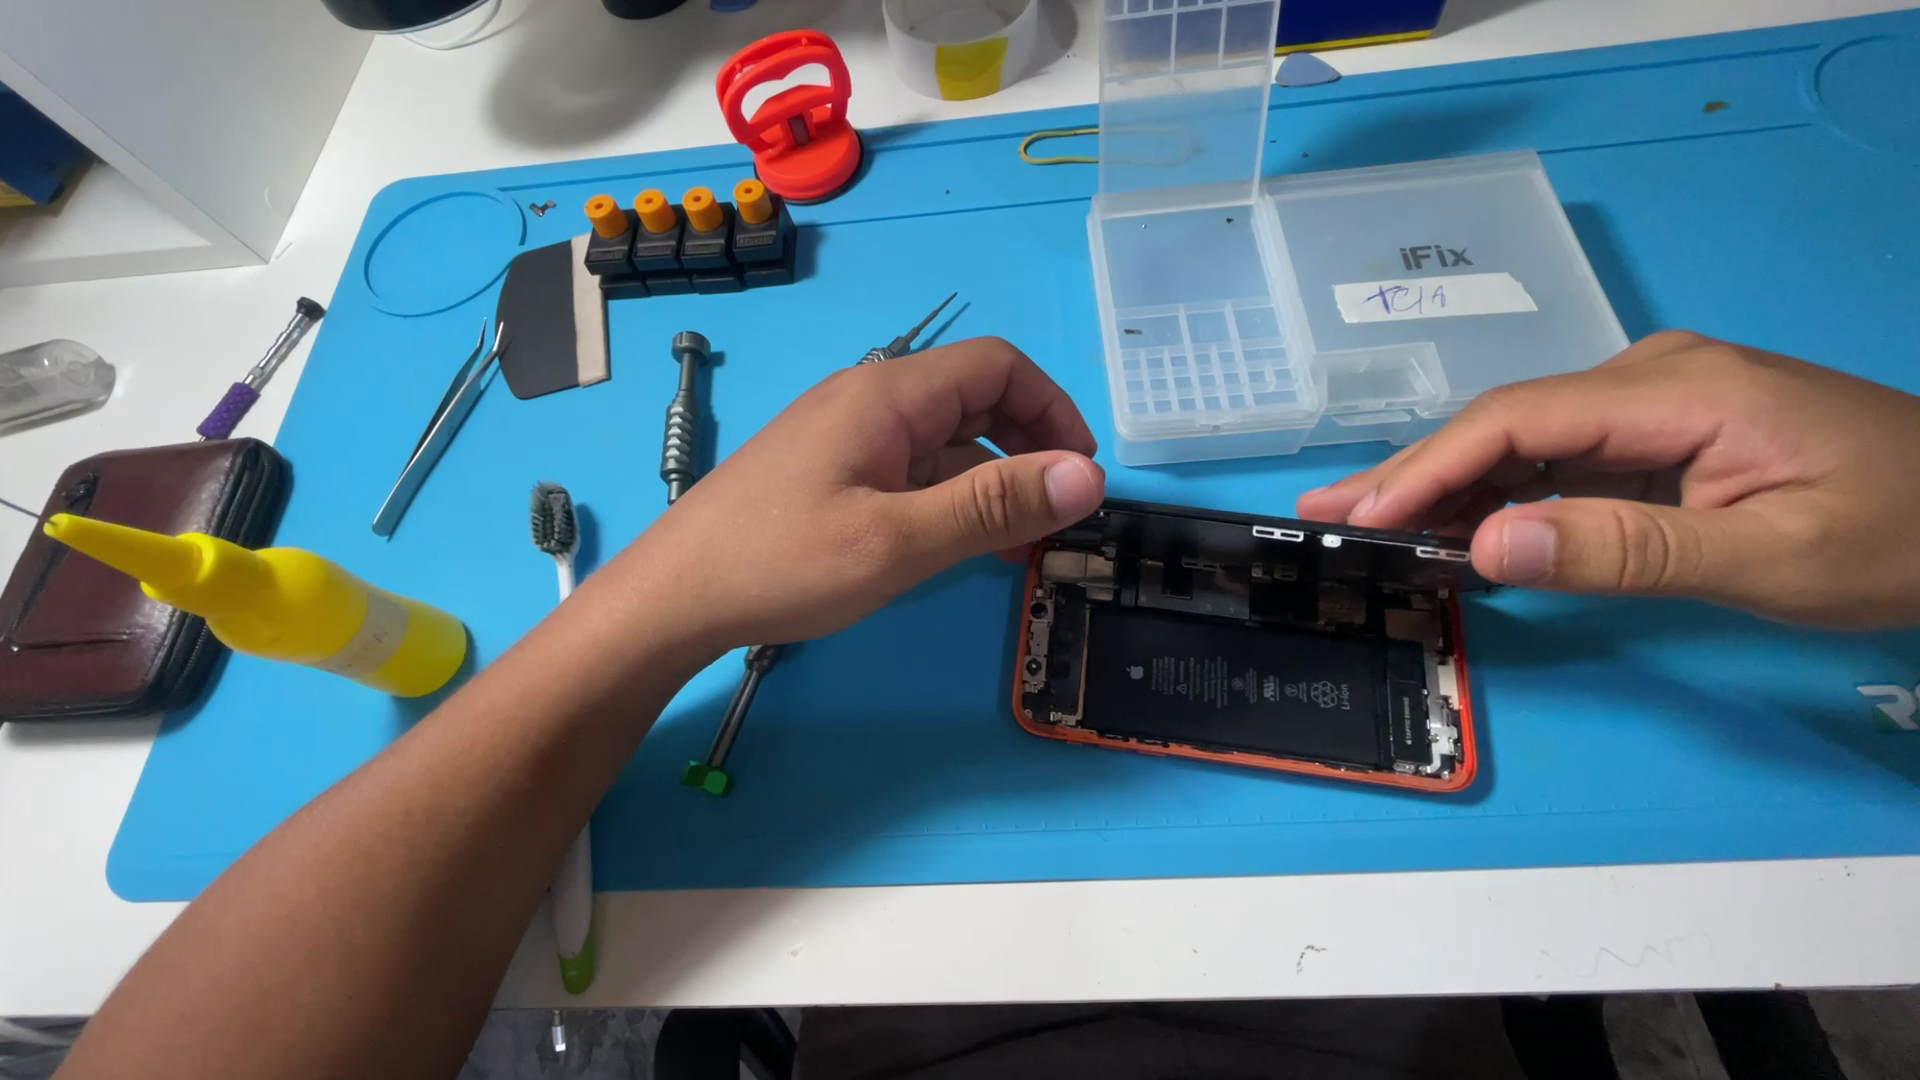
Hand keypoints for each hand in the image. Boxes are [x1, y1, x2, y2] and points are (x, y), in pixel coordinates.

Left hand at [620, 337, 1104, 650]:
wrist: (674, 597)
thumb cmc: (781, 563)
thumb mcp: (898, 541)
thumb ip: (993, 506)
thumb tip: (1088, 476)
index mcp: (889, 395)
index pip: (998, 366)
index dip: (1053, 409)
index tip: (1079, 474)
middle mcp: (870, 400)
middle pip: (974, 399)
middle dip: (1027, 448)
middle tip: (1054, 514)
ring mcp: (848, 436)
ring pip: (944, 441)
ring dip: (990, 483)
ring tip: (1018, 545)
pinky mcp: (833, 471)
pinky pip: (910, 470)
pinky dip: (949, 499)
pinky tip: (959, 546)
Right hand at [1296, 331, 1919, 627]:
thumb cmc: (1918, 538)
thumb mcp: (1781, 559)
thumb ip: (1628, 550)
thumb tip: (1487, 549)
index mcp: (1675, 391)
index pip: (1514, 422)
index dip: (1428, 469)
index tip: (1363, 517)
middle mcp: (1644, 380)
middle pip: (1495, 426)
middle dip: (1405, 474)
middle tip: (1322, 511)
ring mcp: (1642, 406)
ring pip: (1510, 445)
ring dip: (1436, 489)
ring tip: (1362, 523)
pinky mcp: (1645, 437)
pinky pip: (1543, 465)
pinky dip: (1488, 500)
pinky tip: (1446, 527)